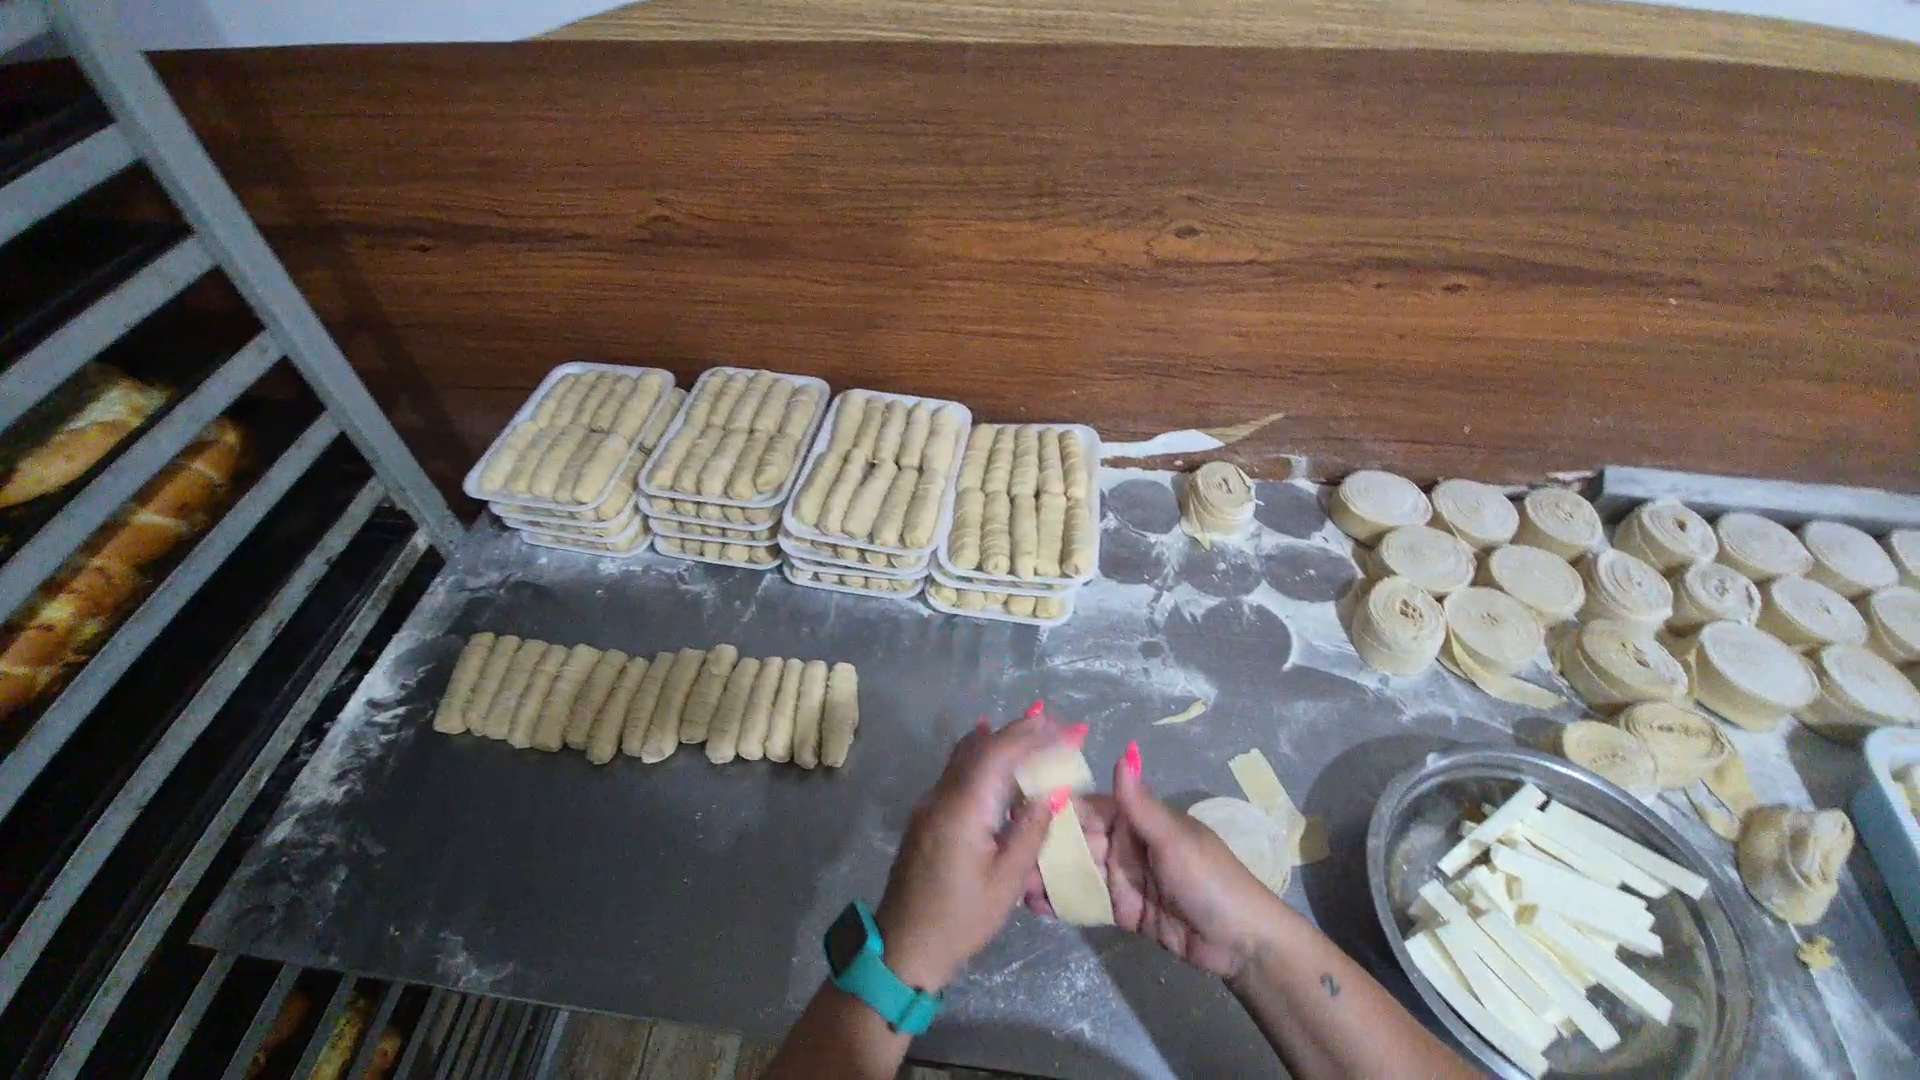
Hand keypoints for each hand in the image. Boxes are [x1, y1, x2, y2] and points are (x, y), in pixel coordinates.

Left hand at [875, 708, 1071, 991]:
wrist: (903, 946)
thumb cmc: (960, 919)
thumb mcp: (1007, 882)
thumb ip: (1030, 832)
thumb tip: (1052, 791)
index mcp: (963, 808)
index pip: (999, 753)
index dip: (1033, 736)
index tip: (1066, 729)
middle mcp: (942, 795)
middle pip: (981, 747)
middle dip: (1019, 731)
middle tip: (1054, 722)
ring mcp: (930, 803)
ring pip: (966, 756)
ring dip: (1000, 740)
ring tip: (1034, 730)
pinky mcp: (927, 815)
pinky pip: (958, 772)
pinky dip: (982, 756)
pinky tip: (995, 751)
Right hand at [1026, 744, 1292, 979]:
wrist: (1243, 943)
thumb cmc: (1212, 879)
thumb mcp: (1175, 840)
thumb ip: (1140, 804)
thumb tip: (1123, 751)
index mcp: (1136, 818)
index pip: (1086, 807)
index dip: (1054, 807)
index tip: (1016, 808)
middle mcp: (1123, 843)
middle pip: (1074, 841)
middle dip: (1042, 847)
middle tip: (1004, 851)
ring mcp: (1121, 878)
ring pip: (1075, 872)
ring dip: (1045, 875)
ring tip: (1010, 881)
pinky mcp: (1121, 910)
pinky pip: (1085, 902)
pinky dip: (1060, 902)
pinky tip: (1031, 904)